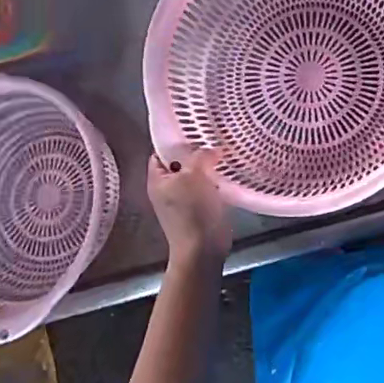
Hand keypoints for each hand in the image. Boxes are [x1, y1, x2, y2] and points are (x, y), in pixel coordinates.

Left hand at [147, 145, 231, 266]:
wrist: (202, 250)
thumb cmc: (192, 210)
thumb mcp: (194, 175)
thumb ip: (200, 156)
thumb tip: (211, 150)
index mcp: (157, 179)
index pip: (160, 152)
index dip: (175, 142)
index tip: (194, 132)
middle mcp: (166, 189)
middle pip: (179, 163)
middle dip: (195, 153)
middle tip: (212, 141)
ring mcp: (182, 200)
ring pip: (194, 176)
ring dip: (207, 168)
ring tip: (222, 154)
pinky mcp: (198, 210)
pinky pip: (205, 189)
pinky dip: (214, 182)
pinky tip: (226, 174)